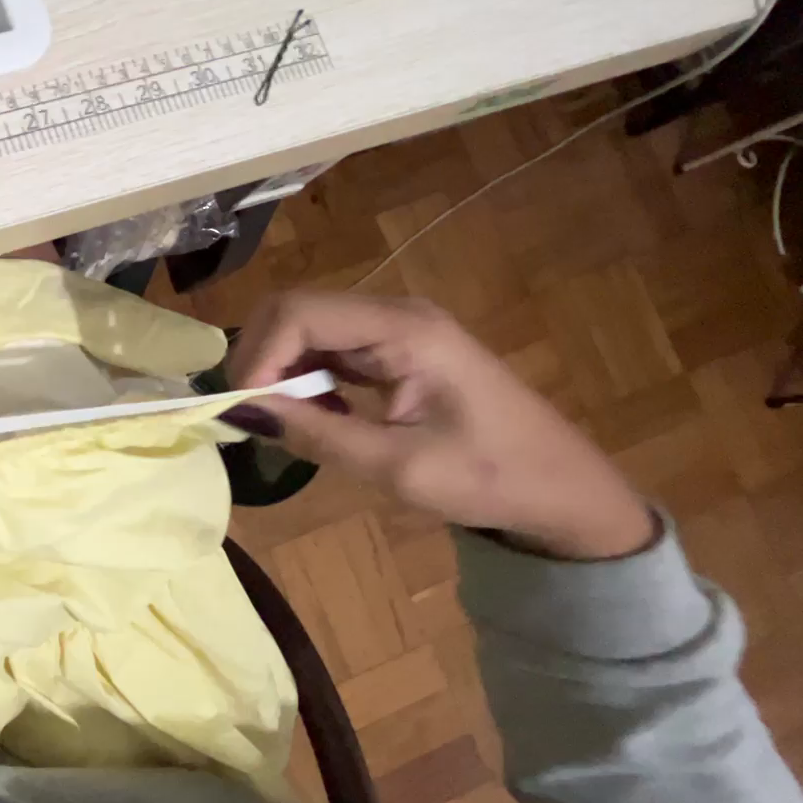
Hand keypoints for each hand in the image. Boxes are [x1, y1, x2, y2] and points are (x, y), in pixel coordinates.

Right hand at [227, 291, 655, 559]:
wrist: (562, 491)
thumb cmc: (491, 479)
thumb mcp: (398, 467)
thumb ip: (315, 434)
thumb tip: (240, 413)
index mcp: (405, 330)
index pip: (300, 313)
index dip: (259, 357)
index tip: (246, 411)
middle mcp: (394, 315)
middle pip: (293, 310)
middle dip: (259, 358)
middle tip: (253, 414)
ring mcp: (393, 330)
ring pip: (301, 328)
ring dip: (276, 369)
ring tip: (280, 420)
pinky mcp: (390, 350)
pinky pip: (323, 349)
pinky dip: (299, 378)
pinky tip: (310, 415)